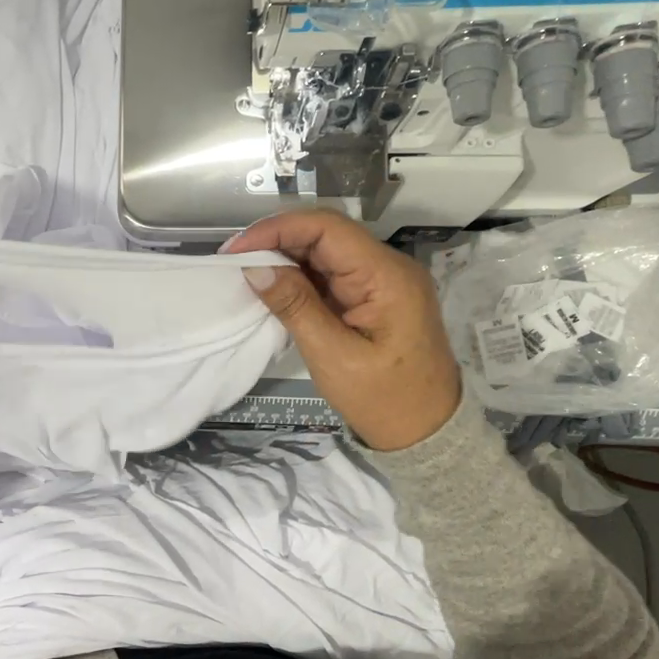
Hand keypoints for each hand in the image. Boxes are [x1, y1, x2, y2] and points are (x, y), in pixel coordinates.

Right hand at [226, 210, 460, 451]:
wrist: (426, 430)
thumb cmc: (383, 399)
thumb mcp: (333, 356)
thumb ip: (295, 306)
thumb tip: (255, 268)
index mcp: (386, 276)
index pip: (327, 228)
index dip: (277, 229)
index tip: (235, 250)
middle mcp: (388, 266)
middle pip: (326, 234)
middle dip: (276, 240)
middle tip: (232, 260)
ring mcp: (382, 280)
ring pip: (326, 251)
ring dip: (284, 257)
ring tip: (245, 271)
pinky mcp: (373, 296)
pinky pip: (332, 273)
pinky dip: (299, 276)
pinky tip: (273, 286)